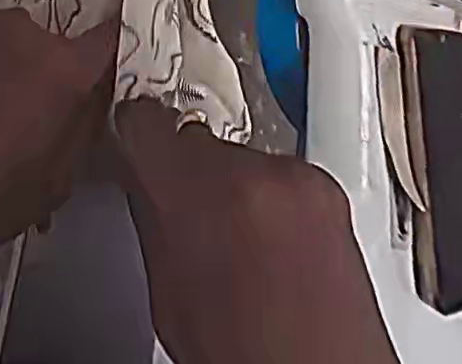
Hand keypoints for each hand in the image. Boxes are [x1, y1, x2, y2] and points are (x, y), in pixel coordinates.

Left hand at [0, 9, 116, 316]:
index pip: (114, 35)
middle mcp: (33, 34)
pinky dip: (9, 60)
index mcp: (64, 70)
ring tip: (18, 108)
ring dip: (38, 64)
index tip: (130, 55)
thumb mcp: (61, 177)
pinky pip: (7, 41)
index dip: (126, 43)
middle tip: (63, 107)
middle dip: (74, 69)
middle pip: (72, 43)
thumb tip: (107, 90)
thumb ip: (92, 122)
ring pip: (38, 40)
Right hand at [114, 100, 401, 363]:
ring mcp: (288, 175)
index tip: (139, 131)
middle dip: (193, 171)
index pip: (145, 121)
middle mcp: (240, 171)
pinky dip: (276, 197)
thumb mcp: (168, 291)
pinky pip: (283, 173)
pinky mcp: (324, 187)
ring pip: (241, 154)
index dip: (137, 127)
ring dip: (238, 185)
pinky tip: (278, 247)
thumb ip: (153, 216)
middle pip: (197, 139)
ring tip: (246, 245)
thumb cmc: (242, 354)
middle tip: (199, 218)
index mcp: (185, 193)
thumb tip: (145, 178)